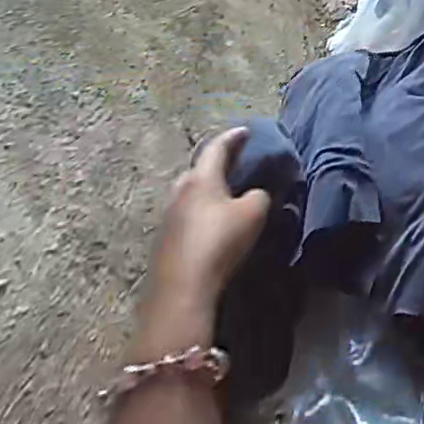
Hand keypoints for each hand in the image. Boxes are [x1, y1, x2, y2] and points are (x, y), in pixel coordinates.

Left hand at [150, 128, 271, 302]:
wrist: (180, 292)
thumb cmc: (219, 242)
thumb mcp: (254, 212)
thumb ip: (259, 194)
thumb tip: (255, 194)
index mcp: (201, 177)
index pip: (217, 147)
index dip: (234, 137)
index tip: (246, 131)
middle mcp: (179, 191)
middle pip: (199, 169)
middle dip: (217, 165)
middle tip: (235, 165)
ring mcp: (167, 217)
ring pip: (190, 193)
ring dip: (207, 191)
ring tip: (226, 196)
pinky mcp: (164, 242)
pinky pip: (186, 215)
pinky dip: (201, 212)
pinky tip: (212, 224)